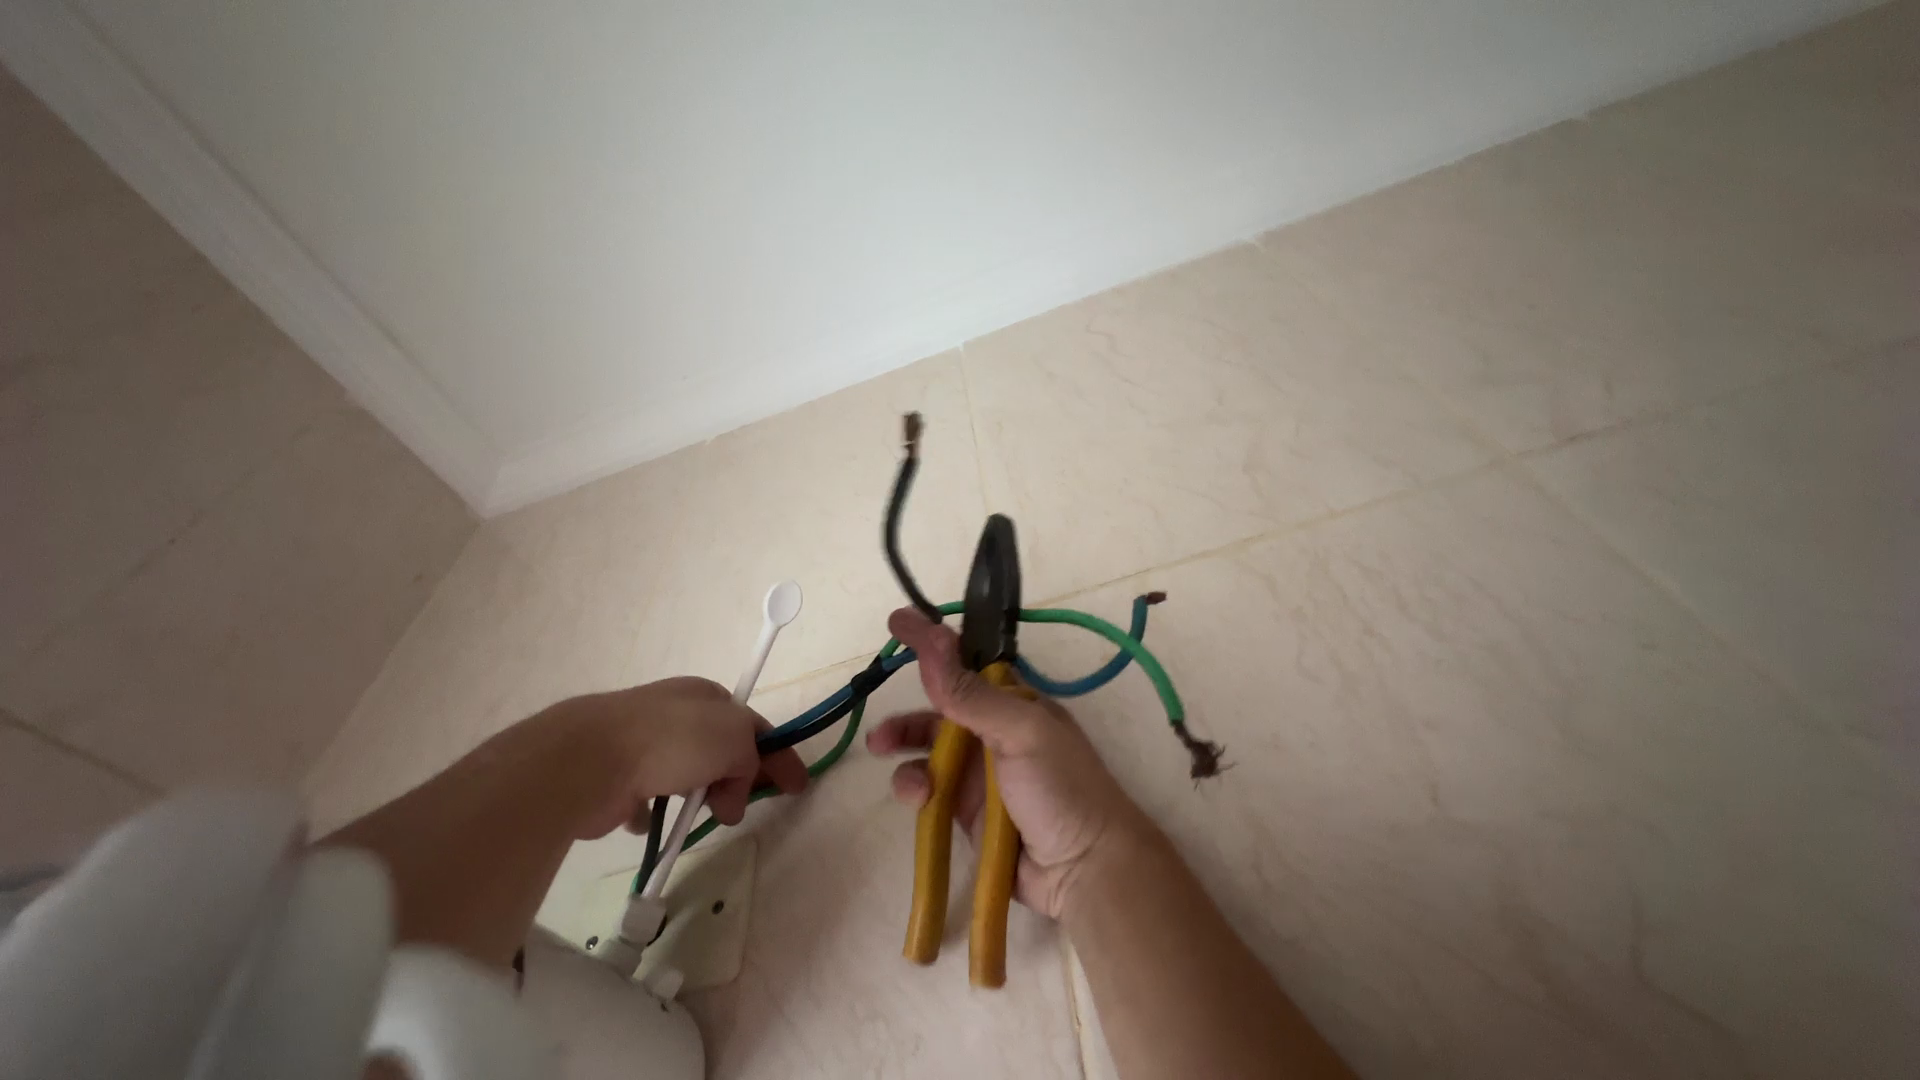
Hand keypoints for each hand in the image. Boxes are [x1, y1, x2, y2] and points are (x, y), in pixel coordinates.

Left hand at [532, 676, 807, 839]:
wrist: (592, 759)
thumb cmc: (673, 739)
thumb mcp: (735, 736)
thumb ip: (751, 758)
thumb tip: (731, 794)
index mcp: (706, 697)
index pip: (754, 726)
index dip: (778, 756)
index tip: (797, 786)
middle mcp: (676, 717)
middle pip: (723, 752)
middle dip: (739, 780)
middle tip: (740, 807)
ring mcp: (645, 747)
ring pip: (688, 777)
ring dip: (701, 797)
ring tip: (703, 816)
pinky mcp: (619, 779)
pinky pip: (650, 799)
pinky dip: (658, 812)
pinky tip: (656, 819)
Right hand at [867, 608, 1156, 918]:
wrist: (1084, 870)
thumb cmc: (1061, 788)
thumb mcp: (1020, 731)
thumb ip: (971, 694)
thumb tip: (932, 641)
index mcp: (1015, 705)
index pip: (968, 664)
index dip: (935, 644)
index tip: (900, 622)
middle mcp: (995, 733)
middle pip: (940, 710)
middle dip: (908, 713)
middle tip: (879, 723)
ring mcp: (980, 774)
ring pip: (927, 750)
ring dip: (905, 747)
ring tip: (886, 755)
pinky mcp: (966, 812)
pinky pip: (930, 790)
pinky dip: (916, 788)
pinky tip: (919, 799)